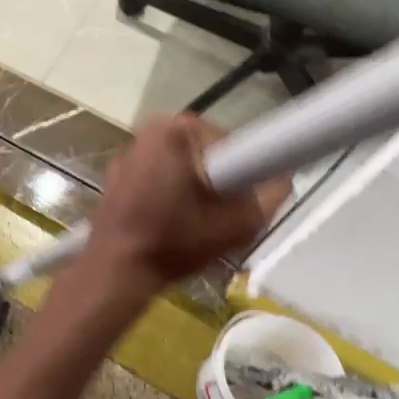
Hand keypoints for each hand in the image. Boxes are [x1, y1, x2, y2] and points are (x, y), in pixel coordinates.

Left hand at [83, 114, 291, 293]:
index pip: (232, 143)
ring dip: (193, 188)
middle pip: (206, 153)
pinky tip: (168, 220)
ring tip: (193, 221)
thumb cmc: (175, 243)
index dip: (244, 173)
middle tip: (220, 216)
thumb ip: (272, 194)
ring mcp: (128, 150)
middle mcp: (149, 129)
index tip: (241, 200)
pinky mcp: (117, 172)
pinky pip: (158, 175)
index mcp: (177, 130)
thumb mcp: (240, 224)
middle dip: (218, 181)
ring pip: (182, 164)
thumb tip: (282, 177)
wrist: (117, 269)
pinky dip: (168, 192)